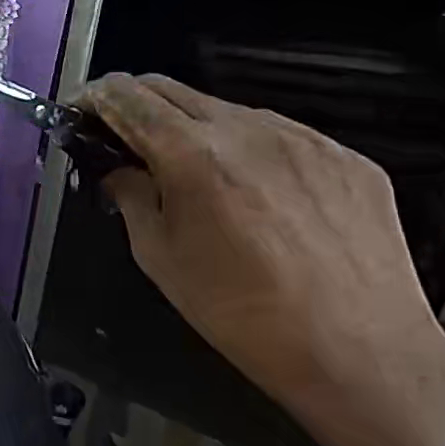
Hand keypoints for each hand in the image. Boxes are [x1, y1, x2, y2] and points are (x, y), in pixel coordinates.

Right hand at [75, 73, 444, 405]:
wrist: (364, 357)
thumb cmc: (238, 311)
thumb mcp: (156, 254)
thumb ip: (130, 194)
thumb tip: (120, 168)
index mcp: (192, 155)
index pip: (126, 95)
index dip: (92, 97)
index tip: (80, 114)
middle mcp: (248, 130)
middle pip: (169, 87)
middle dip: (134, 104)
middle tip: (122, 138)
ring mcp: (304, 139)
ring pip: (223, 108)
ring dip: (191, 126)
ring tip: (193, 172)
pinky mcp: (347, 157)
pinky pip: (277, 134)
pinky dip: (246, 148)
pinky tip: (253, 192)